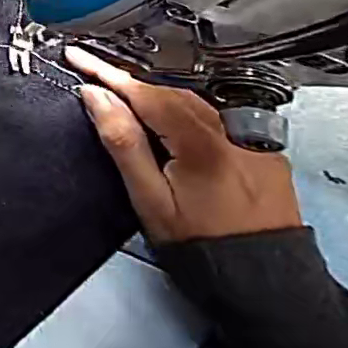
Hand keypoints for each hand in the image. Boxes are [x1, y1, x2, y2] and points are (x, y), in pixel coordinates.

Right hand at [67, 47, 301, 243]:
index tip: (79, 58)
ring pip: (190, 101)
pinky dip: (186, 112)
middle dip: (129, 85)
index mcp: (200, 142)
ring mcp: (250, 137)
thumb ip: (122, 142)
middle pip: (166, 92)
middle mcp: (230, 131)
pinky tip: (171, 125)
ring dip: (157, 98)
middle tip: (95, 81)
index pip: (142, 92)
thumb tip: (96, 97)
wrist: (268, 289)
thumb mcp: (150, 199)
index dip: (105, 72)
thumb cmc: (204, 248)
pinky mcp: (263, 148)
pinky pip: (215, 115)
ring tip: (128, 105)